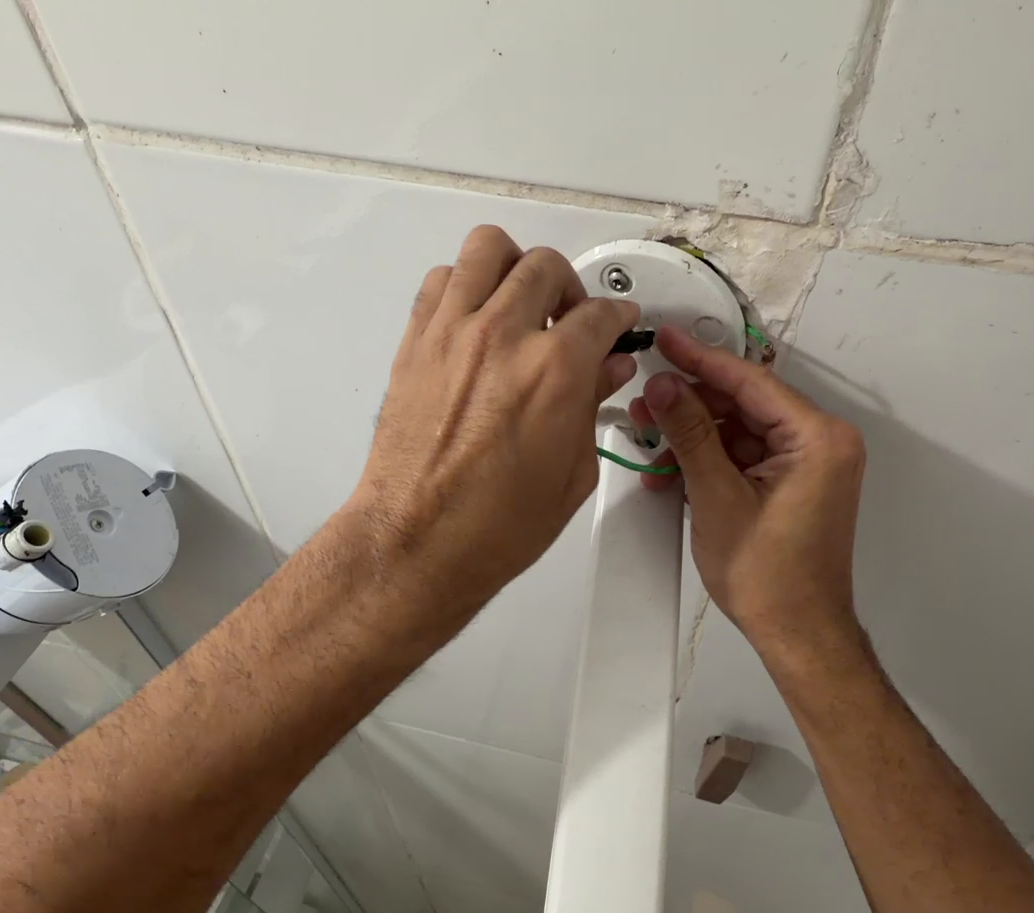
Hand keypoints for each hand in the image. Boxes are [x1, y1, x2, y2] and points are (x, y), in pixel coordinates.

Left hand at [353, 225, 639, 606]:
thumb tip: (608, 369)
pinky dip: (465, 286)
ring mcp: (452, 333)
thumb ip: (592, 407)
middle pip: (545, 267)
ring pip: (487, 249)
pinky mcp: (415, 343)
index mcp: (555, 370)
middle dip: (568, 289)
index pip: (600, 314)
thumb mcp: (573, 472)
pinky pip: (440, 280)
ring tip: (519, 304)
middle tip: (570, 320)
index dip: (618, 317)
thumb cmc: (499, 525)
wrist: (419, 541)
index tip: (618, 324)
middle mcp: (503, 335)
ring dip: (513, 268)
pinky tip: (475, 320)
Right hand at [629, 326, 865, 650]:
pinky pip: (747, 457)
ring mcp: (809, 466)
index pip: (750, 381)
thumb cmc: (769, 576)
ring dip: (695, 437)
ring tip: (650, 442)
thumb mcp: (718, 497)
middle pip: (745, 404)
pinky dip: (711, 461)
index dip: (701, 360)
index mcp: (818, 439)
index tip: (666, 340)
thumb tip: (664, 386)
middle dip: (691, 405)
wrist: (798, 633)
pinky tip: (672, 471)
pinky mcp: (795, 485)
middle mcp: (822, 444)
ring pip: (741, 431)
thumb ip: (690, 434)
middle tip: (645, 401)